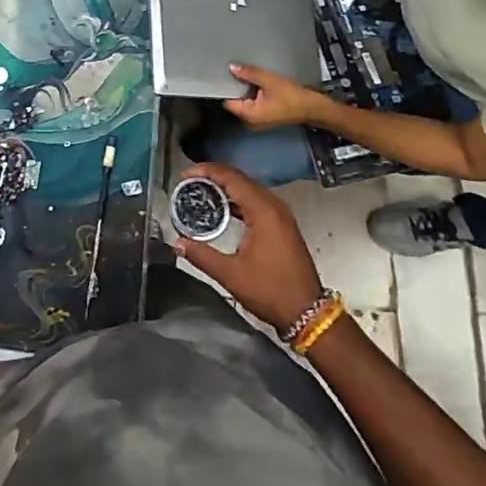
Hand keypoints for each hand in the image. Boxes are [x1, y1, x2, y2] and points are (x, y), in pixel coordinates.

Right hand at [173, 163, 323, 331]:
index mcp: (263, 211)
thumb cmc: (270, 291)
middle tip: (190, 182)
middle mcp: (275, 206)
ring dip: (226, 187)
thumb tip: (178, 243)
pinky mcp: (283, 225)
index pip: (232, 178)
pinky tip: (223, 208)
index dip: (207, 171)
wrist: (308, 313)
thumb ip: (202, 255)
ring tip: (202, 191)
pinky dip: (238, 199)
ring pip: (250, 189)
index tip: (185, 175)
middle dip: (214, 176)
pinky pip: (257, 201)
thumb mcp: (230, 274)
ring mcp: (281, 215)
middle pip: (241, 179)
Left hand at [224, 63, 330, 130]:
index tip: (224, 75)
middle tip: (234, 72)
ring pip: (244, 103)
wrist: (314, 108)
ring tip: (244, 75)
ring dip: (245, 91)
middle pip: (235, 102)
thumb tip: (231, 67)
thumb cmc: (291, 96)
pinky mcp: (265, 117)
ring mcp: (257, 121)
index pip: (228, 102)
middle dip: (236, 88)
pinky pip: (252, 105)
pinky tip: (255, 84)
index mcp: (248, 116)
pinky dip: (253, 95)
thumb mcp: (269, 81)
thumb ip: (249, 73)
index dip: (226, 88)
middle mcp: (249, 122)